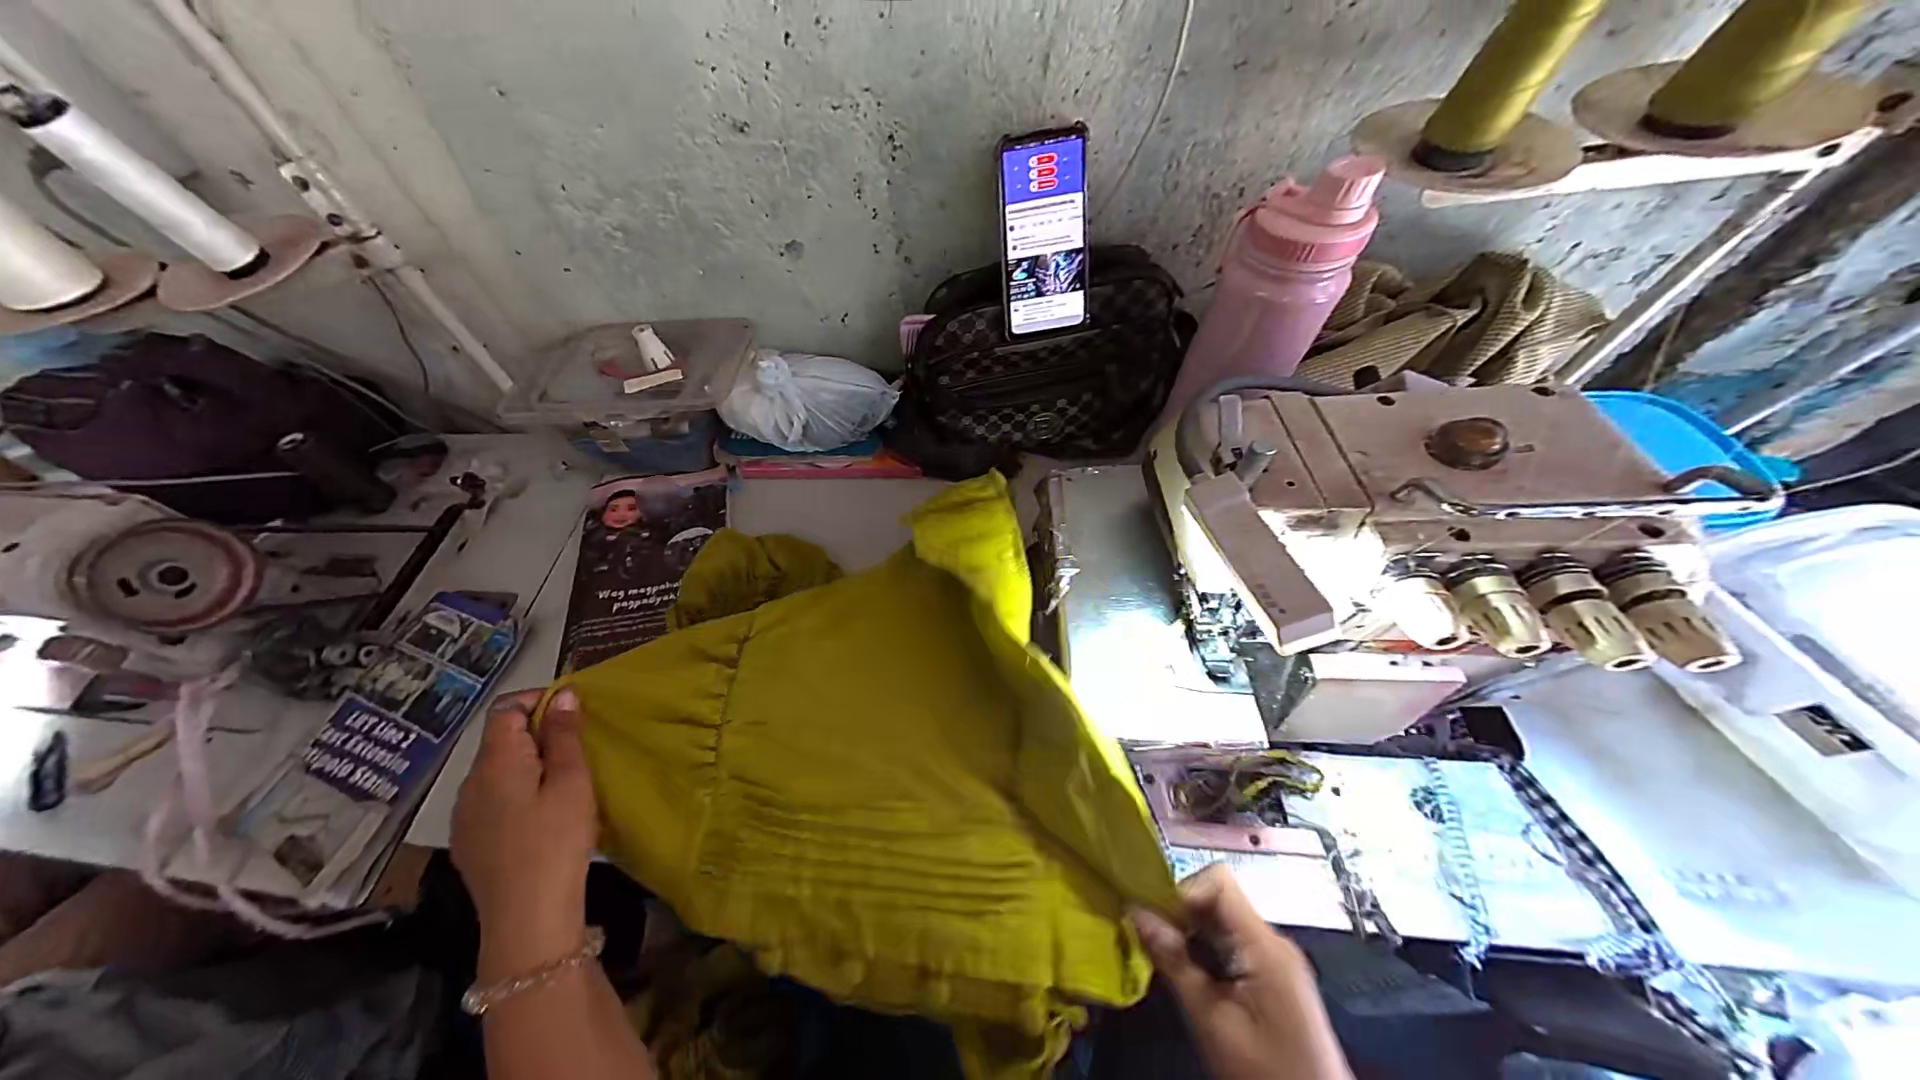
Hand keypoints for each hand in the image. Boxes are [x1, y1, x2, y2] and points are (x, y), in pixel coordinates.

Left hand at [452, 687, 597, 980]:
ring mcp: (464, 814)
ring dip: (529, 763)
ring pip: (497, 771)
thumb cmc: (556, 840)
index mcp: (494, 763)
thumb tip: (561, 694)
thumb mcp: (572, 782)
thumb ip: (565, 736)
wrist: (526, 917)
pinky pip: (492, 798)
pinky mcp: (468, 841)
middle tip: (579, 749)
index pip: (505, 709)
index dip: (537, 700)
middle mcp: (469, 783)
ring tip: (565, 782)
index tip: (572, 712)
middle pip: (500, 739)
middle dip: (538, 733)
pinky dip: (518, 790)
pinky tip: (541, 815)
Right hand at [1131, 864, 1353, 1079]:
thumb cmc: (1265, 1075)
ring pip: (1222, 921)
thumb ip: (1175, 962)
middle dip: (1181, 913)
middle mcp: (1273, 941)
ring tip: (1164, 957)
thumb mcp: (1212, 1021)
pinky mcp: (1274, 977)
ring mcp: (1276, 959)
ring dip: (1190, 932)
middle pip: (1218, 899)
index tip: (1154, 918)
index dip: (1182, 891)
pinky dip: (1205, 948)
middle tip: (1150, 940)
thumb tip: (1137, 912)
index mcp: (1264, 945)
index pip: (1218, 882)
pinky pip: (1232, 943)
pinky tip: (1189, 974)